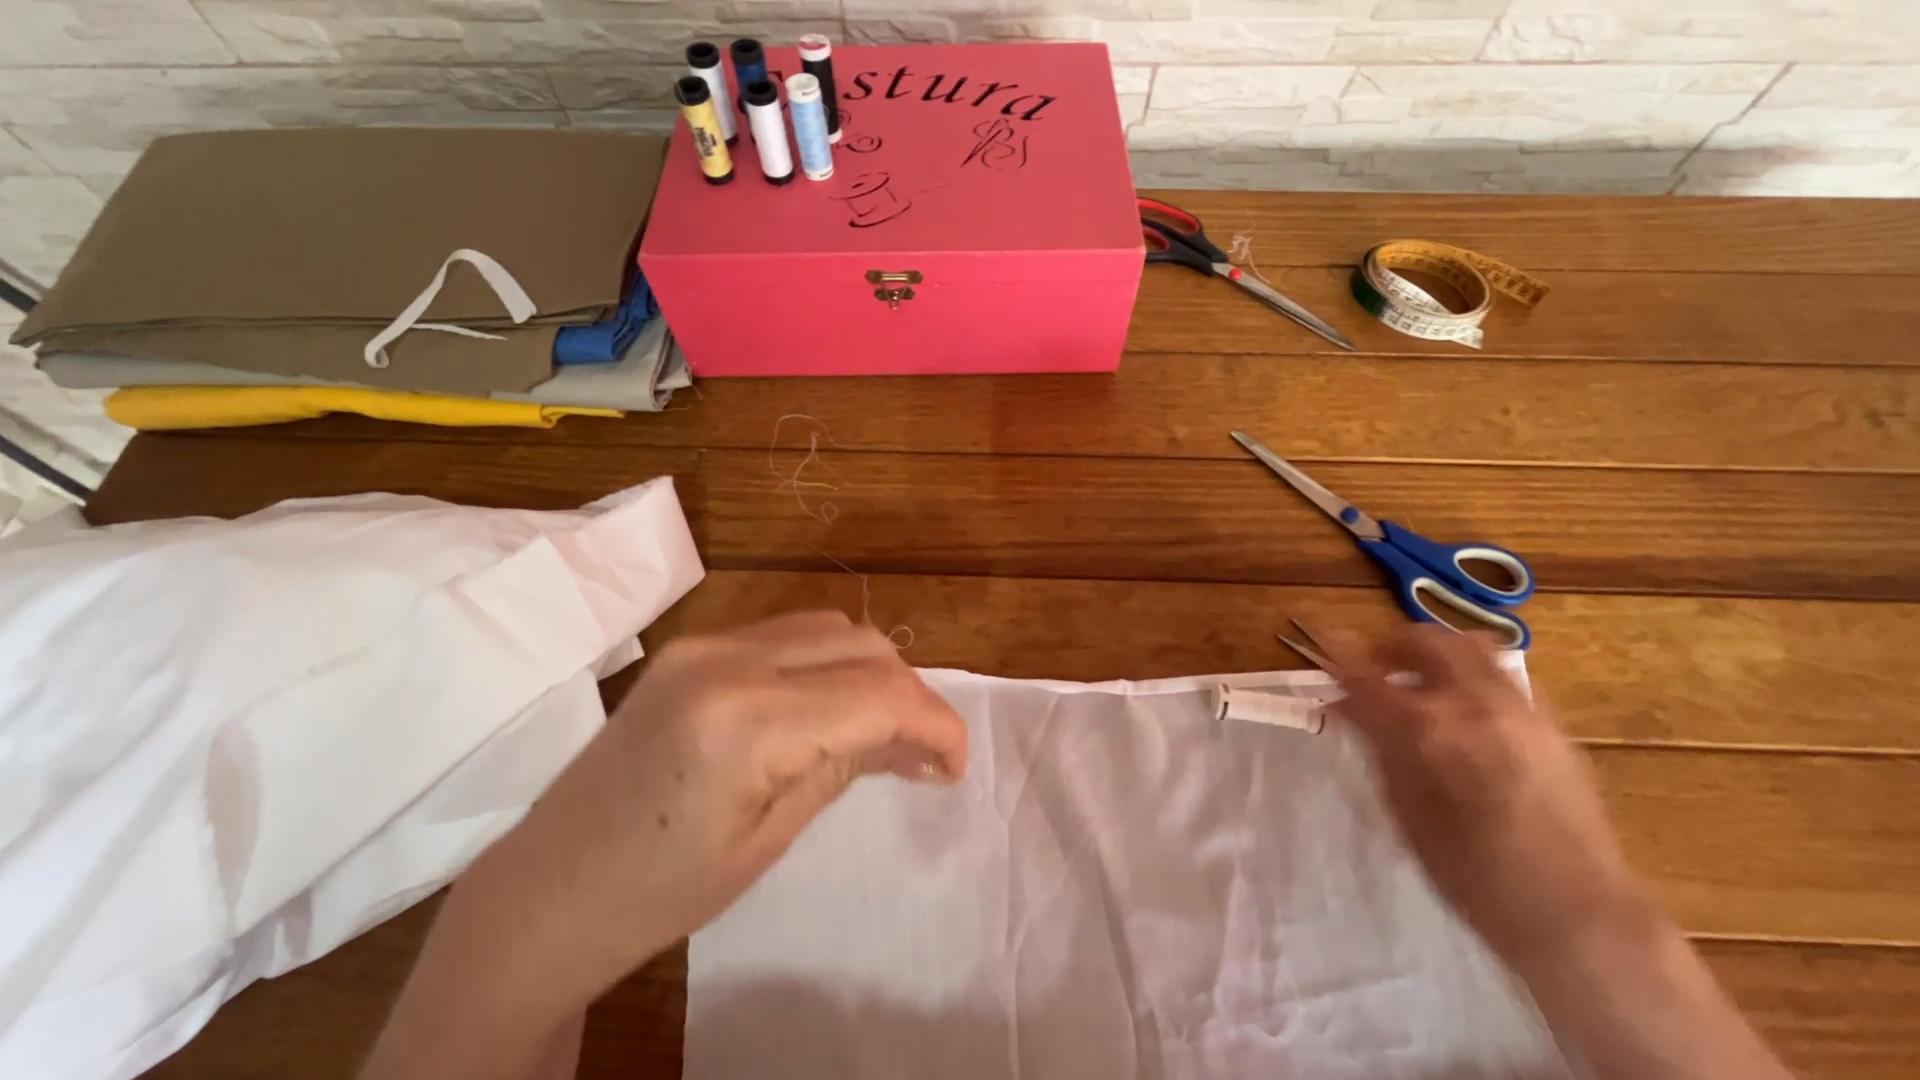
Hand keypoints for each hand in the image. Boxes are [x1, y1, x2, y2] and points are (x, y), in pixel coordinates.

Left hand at [462, 610, 968, 1001]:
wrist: (551, 885)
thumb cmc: (661, 890)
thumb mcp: (772, 835)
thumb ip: (850, 764)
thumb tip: (922, 745)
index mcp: (745, 720)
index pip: (877, 693)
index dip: (935, 722)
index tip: (955, 765)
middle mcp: (727, 658)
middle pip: (862, 646)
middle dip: (909, 696)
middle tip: (923, 756)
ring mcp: (704, 643)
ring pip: (830, 629)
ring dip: (872, 674)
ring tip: (883, 733)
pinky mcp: (693, 646)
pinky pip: (788, 635)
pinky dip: (829, 663)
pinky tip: (832, 709)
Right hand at [1325, 625, 1652, 962]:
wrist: (1574, 910)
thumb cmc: (1470, 873)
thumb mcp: (1405, 811)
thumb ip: (1378, 748)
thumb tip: (1349, 708)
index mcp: (1428, 729)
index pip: (1368, 674)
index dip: (1339, 653)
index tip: (1321, 639)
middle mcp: (1475, 704)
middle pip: (1425, 641)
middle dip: (1391, 646)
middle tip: (1372, 667)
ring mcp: (1520, 708)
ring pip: (1470, 647)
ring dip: (1435, 653)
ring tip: (1419, 680)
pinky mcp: (1552, 723)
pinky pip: (1505, 676)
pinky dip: (1473, 675)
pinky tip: (1466, 709)